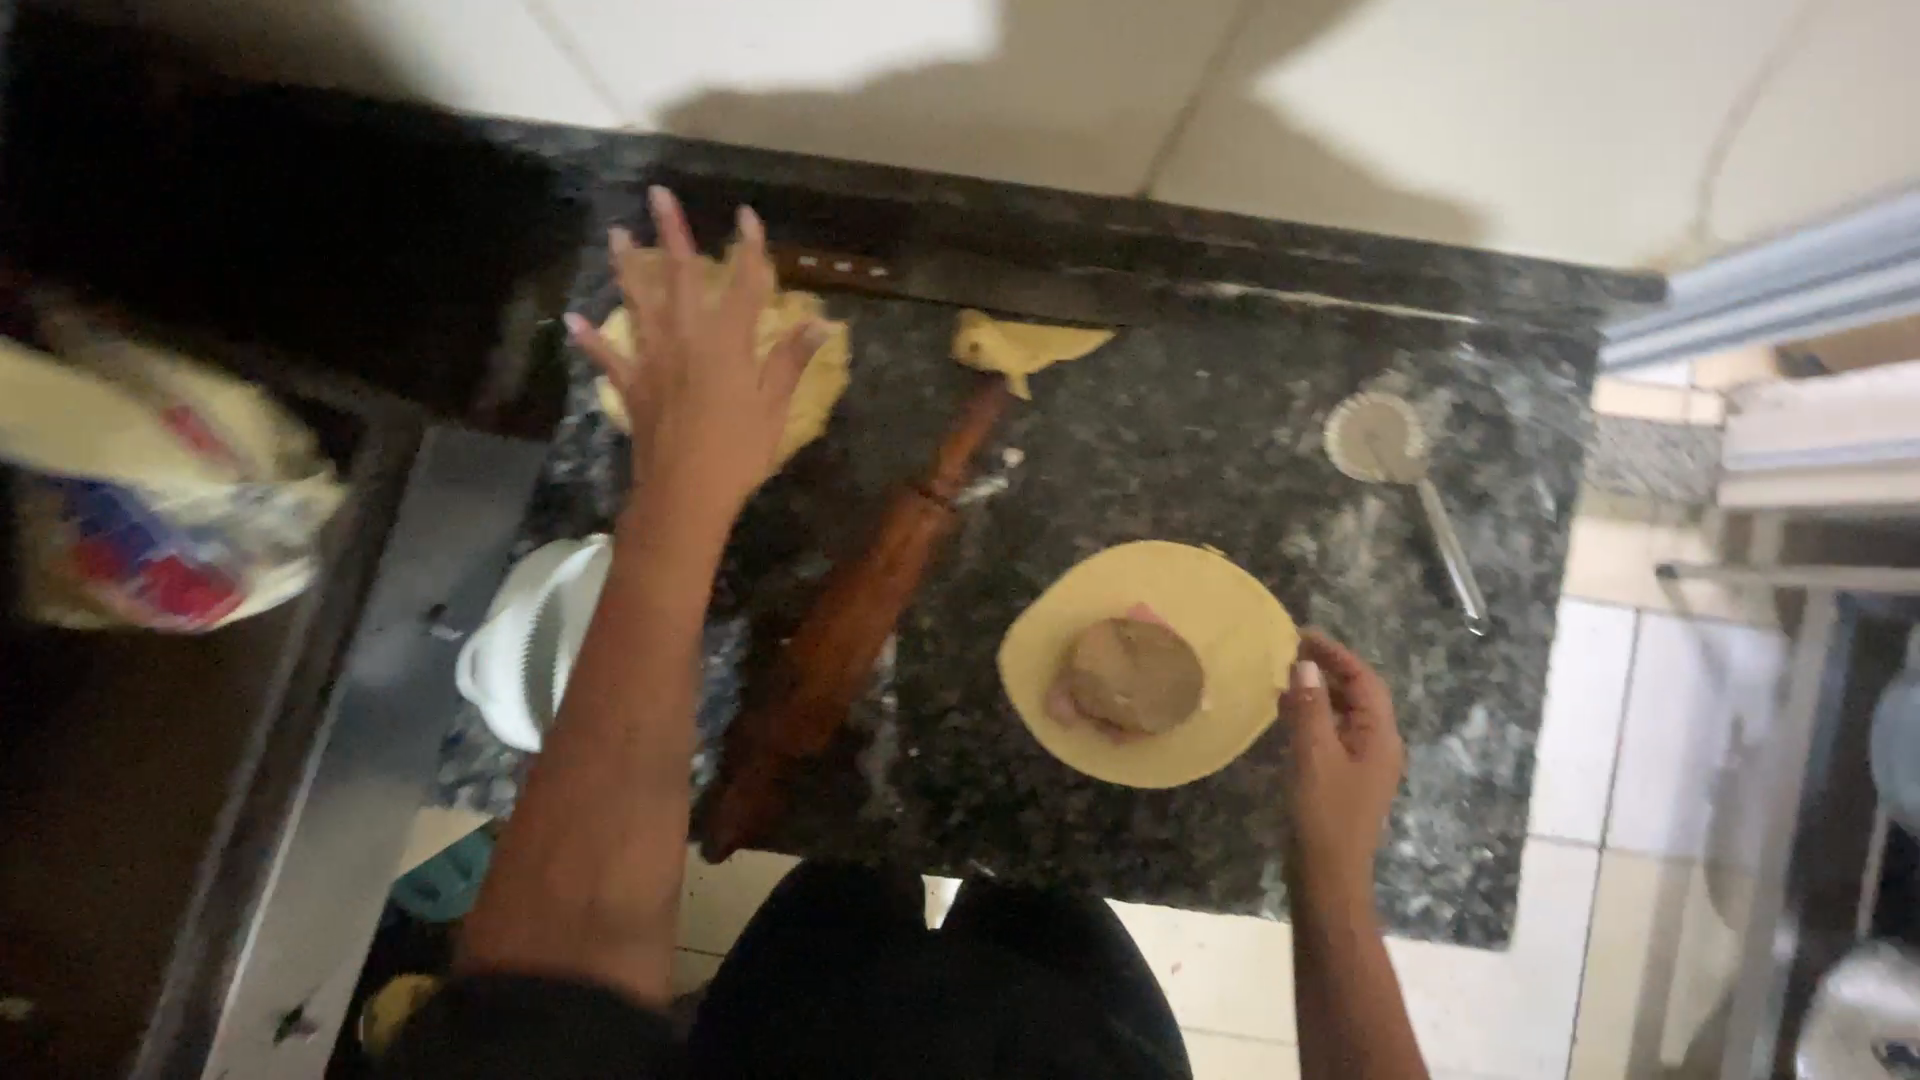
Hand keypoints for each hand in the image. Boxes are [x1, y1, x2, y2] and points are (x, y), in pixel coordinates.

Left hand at [566, 186, 828, 526]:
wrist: (686, 492)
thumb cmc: (739, 452)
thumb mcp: (775, 408)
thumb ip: (791, 360)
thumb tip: (822, 322)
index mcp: (728, 344)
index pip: (744, 286)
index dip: (748, 249)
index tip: (747, 216)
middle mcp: (686, 338)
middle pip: (681, 277)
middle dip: (673, 233)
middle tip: (660, 194)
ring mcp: (653, 359)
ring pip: (638, 302)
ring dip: (628, 266)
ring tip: (618, 234)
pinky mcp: (632, 385)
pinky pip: (608, 356)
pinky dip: (591, 337)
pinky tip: (573, 318)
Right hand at [1280, 631, 1404, 904]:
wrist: (1327, 874)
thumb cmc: (1325, 813)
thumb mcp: (1314, 755)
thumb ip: (1311, 707)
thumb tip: (1306, 665)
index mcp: (1381, 737)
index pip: (1365, 681)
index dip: (1336, 654)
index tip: (1301, 634)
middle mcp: (1378, 745)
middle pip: (1358, 694)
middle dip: (1328, 668)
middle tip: (1289, 649)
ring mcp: (1361, 763)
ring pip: (1344, 713)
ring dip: (1318, 690)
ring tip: (1282, 673)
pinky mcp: (1343, 776)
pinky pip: (1331, 732)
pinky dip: (1311, 714)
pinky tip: (1284, 711)